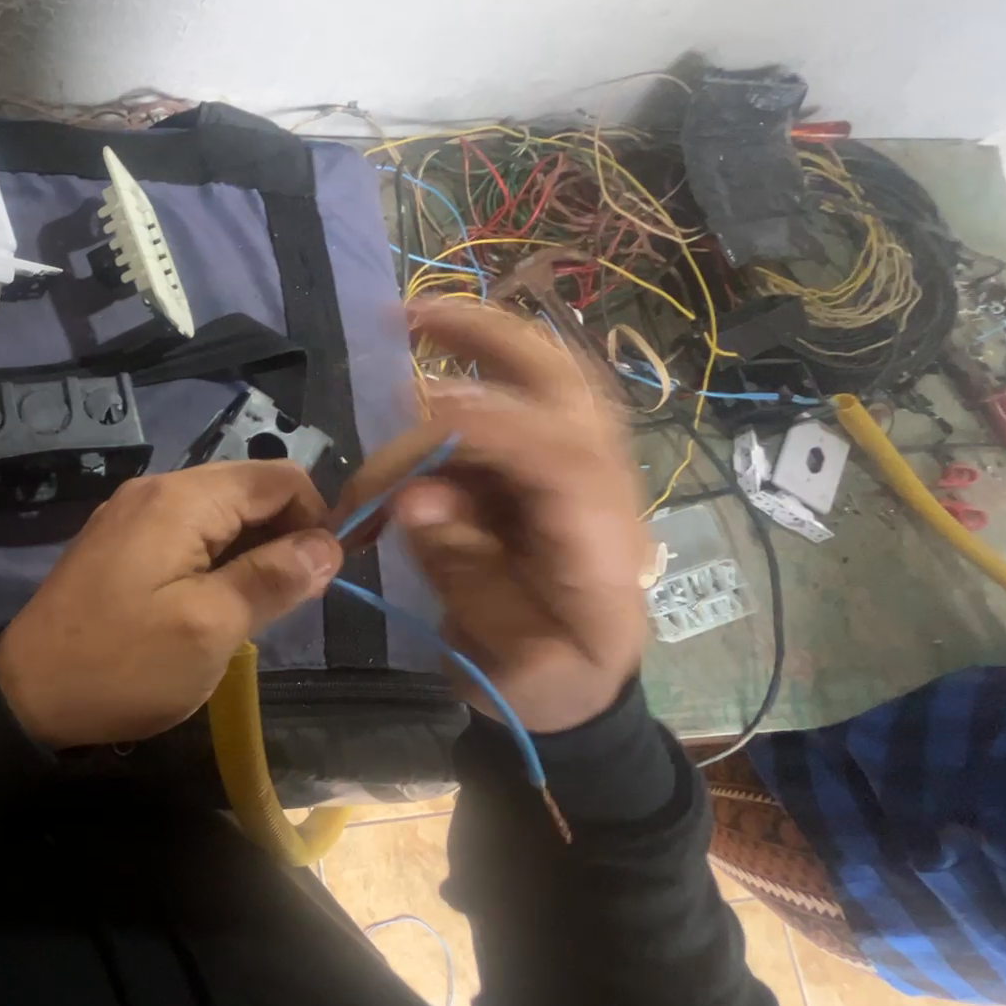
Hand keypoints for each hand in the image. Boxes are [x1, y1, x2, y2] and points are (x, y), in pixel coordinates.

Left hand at [0, 461, 342, 747]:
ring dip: (250, 550)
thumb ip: (273, 578)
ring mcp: (132, 514)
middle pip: (248, 489)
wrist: (27, 694)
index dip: (317, 516)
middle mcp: (155, 490)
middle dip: (284, 534)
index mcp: (181, 498)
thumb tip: (329, 544)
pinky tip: (214, 602)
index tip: (328, 573)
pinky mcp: (120, 543)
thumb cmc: (124, 664)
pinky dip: (215, 557)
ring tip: (255, 607)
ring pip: (219, 513)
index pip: (278, 477)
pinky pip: (186, 533)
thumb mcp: (210, 627)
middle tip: (291, 599)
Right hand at [334, 299, 649, 732]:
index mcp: (600, 540)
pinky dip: (453, 390)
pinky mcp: (536, 475)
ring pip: (531, 386)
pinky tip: (411, 392)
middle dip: (491, 340)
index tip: (415, 417)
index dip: (489, 427)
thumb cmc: (548, 685)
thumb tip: (412, 500)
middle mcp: (596, 487)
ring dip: (467, 350)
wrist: (577, 690)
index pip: (558, 458)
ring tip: (405, 328)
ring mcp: (568, 474)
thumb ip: (468, 577)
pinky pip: (498, 415)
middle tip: (412, 315)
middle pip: (563, 389)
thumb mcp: (511, 658)